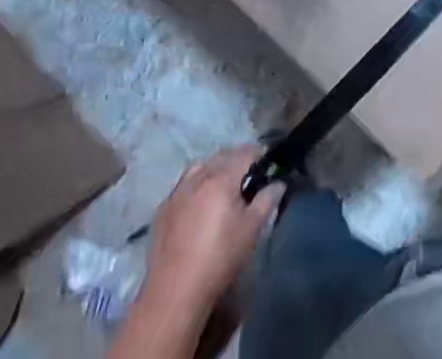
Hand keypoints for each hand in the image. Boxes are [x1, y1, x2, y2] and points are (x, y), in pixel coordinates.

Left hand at [141, 147, 283, 310]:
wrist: (176, 287)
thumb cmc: (220, 256)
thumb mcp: (251, 230)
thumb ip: (266, 201)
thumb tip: (278, 183)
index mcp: (221, 178)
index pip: (243, 153)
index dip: (258, 153)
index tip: (268, 160)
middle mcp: (197, 177)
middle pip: (221, 156)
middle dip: (237, 159)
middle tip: (250, 174)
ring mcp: (177, 191)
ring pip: (199, 167)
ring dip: (214, 169)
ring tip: (224, 186)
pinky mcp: (163, 207)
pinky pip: (183, 185)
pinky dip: (196, 185)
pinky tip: (199, 204)